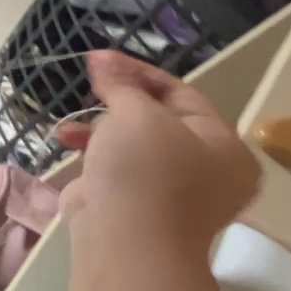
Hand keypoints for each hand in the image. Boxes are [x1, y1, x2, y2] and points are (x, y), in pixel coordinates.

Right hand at [58, 51, 259, 248]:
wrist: (127, 233)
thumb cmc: (144, 168)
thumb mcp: (136, 113)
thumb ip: (121, 83)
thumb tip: (103, 58)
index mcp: (224, 146)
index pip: (182, 93)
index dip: (138, 71)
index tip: (97, 57)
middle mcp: (208, 165)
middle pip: (158, 114)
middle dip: (116, 97)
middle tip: (86, 83)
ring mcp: (176, 183)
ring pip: (133, 136)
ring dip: (98, 123)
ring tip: (71, 122)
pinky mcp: (143, 194)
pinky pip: (119, 158)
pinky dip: (93, 144)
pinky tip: (66, 139)